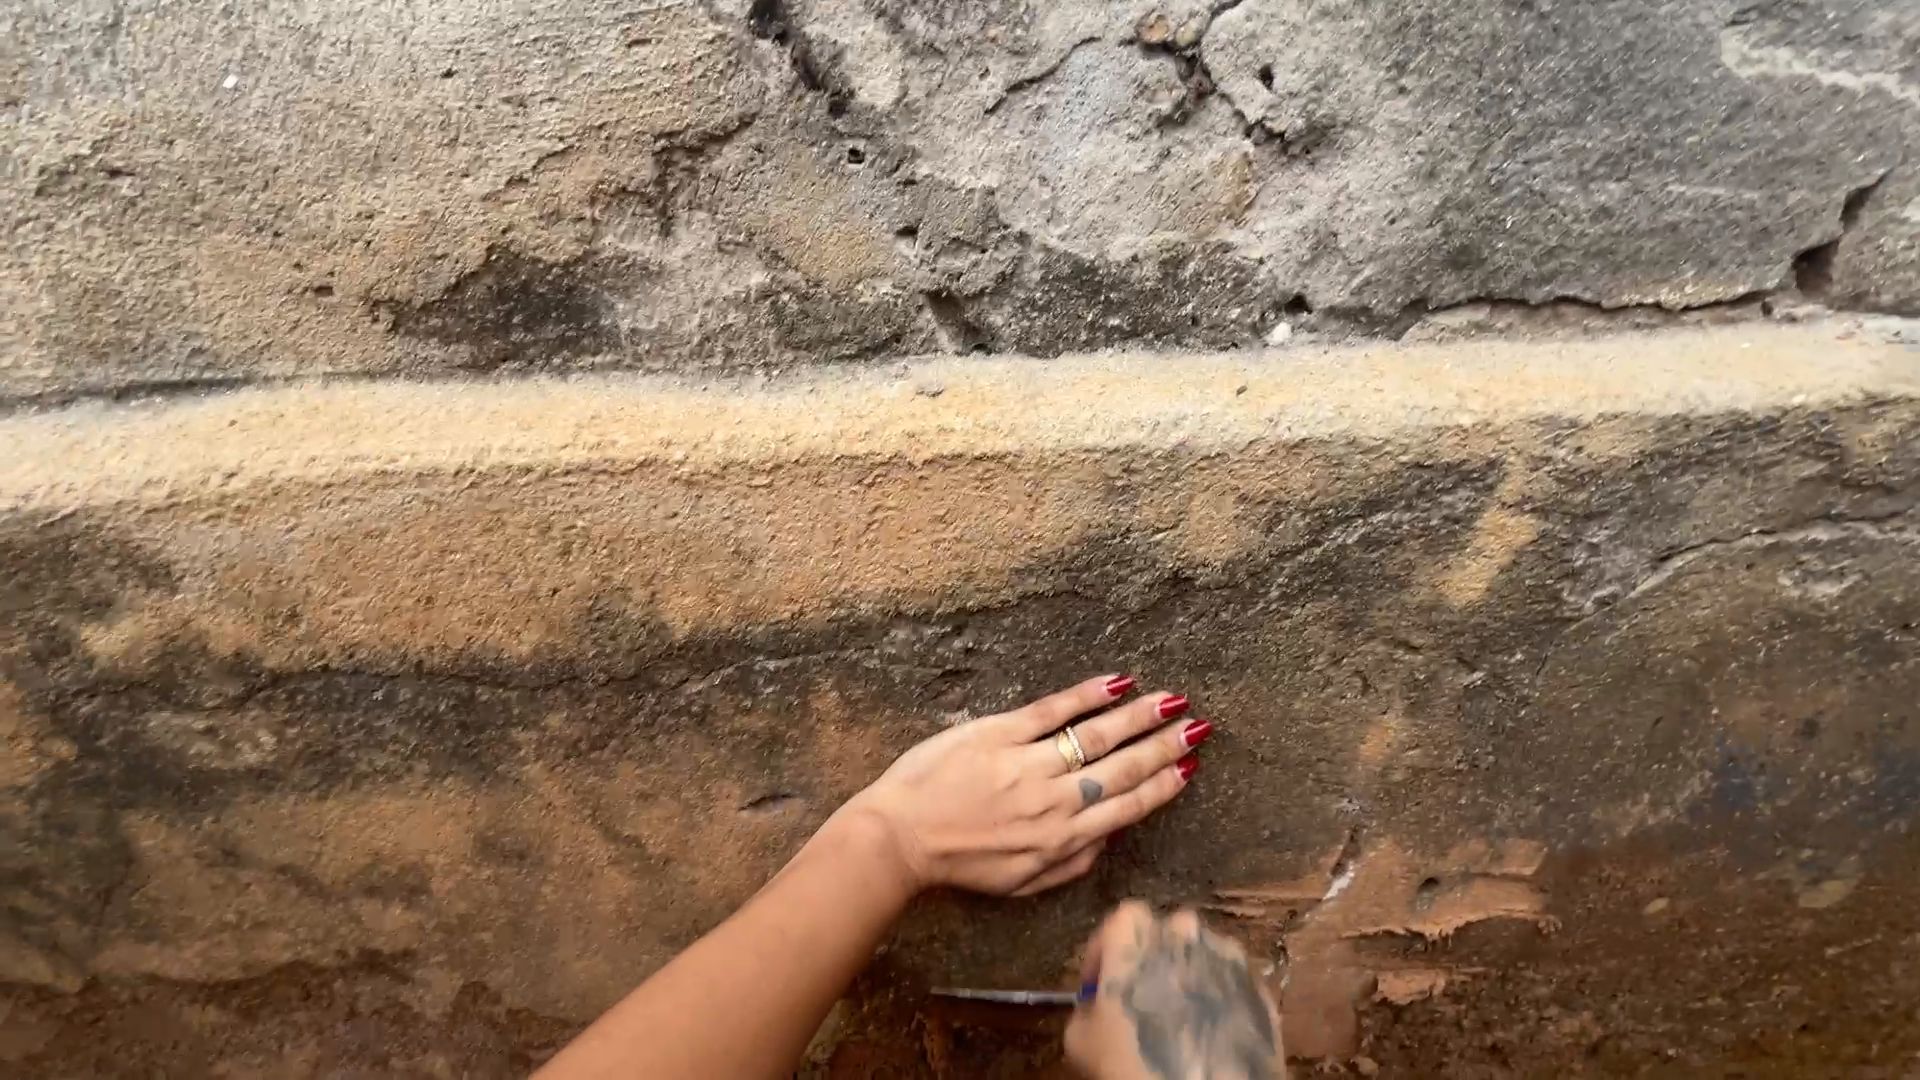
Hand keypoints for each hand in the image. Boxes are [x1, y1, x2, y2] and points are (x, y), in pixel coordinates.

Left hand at [839, 675, 1210, 896]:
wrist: (901, 838)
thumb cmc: (959, 862)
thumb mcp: (1021, 883)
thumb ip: (1071, 864)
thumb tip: (1110, 837)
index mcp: (1062, 838)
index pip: (1126, 807)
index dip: (1163, 786)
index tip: (1189, 767)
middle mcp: (1054, 800)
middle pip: (1121, 768)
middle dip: (1164, 746)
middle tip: (1196, 726)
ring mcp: (1029, 763)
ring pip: (1096, 737)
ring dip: (1138, 718)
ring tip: (1170, 701)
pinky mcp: (1000, 733)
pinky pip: (1051, 710)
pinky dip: (1087, 694)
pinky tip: (1117, 681)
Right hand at [1065, 903, 1284, 1079]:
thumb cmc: (1132, 1063)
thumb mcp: (1079, 1041)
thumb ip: (1084, 1010)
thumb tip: (1095, 1009)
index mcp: (1135, 931)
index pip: (1117, 923)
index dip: (1105, 954)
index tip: (1098, 987)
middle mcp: (1182, 930)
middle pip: (1162, 935)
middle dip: (1150, 961)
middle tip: (1141, 1003)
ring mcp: (1227, 957)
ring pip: (1200, 957)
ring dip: (1187, 978)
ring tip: (1179, 1023)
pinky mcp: (1261, 990)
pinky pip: (1231, 986)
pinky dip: (1220, 1003)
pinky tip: (1210, 1039)